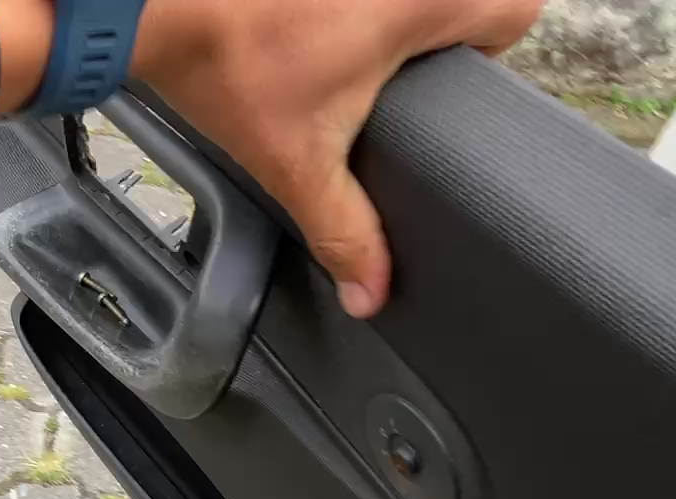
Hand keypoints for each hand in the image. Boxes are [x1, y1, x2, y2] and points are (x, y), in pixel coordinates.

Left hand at [131, 0, 538, 316]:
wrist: (158, 0)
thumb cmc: (231, 64)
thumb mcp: (299, 165)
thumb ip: (344, 232)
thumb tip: (371, 293)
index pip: (516, 11)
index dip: (485, 56)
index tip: (438, 88)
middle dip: (437, 36)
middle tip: (387, 82)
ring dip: (392, 14)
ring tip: (343, 52)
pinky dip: (352, 3)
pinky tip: (309, 25)